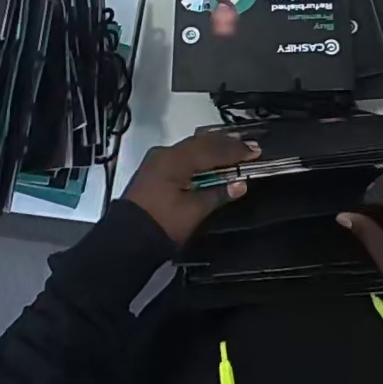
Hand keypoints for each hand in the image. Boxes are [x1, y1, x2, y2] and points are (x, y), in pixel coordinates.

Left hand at [124, 131, 259, 244]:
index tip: (255, 151)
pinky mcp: (154, 171)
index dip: (235, 151)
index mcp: (174, 160)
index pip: (211, 150)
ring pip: (191, 148)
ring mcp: (157, 161)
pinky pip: (182, 156)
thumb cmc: (162, 223)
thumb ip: (218, 193)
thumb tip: (240, 184)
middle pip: (200, 143)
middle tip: (249, 145)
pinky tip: (211, 160)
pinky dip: (200, 157)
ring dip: (213, 149)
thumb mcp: (193, 211)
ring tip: (235, 148)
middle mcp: (164, 154)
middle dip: (225, 144)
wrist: (127, 240)